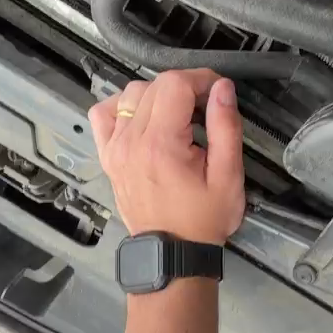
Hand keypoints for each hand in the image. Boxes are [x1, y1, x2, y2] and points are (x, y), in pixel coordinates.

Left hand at [87, 69, 245, 245]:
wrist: (173, 252)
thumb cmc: (205, 218)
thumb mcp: (229, 175)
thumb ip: (226, 127)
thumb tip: (222, 88)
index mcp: (161, 144)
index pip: (175, 84)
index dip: (201, 79)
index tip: (218, 92)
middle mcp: (130, 141)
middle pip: (153, 85)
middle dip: (184, 87)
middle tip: (205, 108)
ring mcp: (114, 148)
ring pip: (129, 93)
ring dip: (157, 95)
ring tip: (179, 116)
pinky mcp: (107, 155)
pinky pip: (103, 113)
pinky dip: (122, 106)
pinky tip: (144, 118)